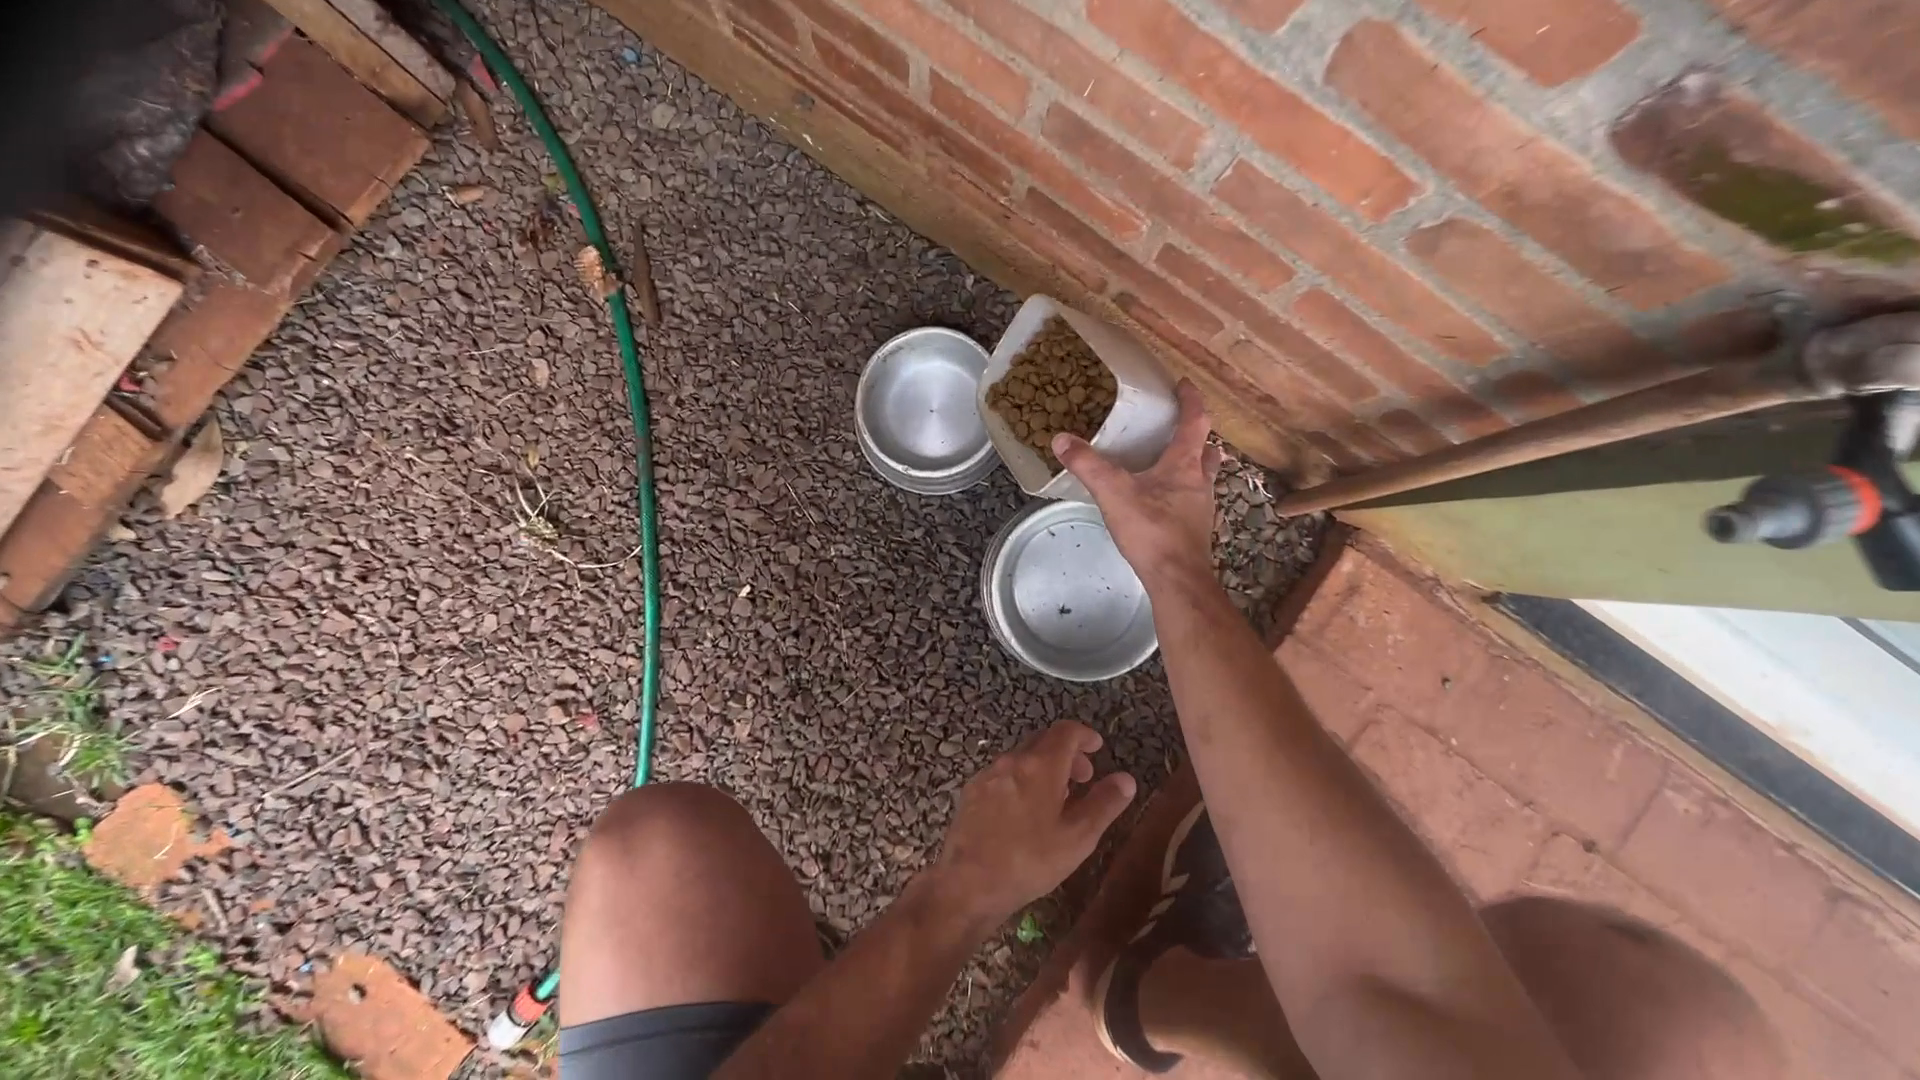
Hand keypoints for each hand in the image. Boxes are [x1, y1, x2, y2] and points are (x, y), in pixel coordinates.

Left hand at [930, 721, 1137, 929]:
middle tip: (1083, 778)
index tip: (1097, 748)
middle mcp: (1011, 761)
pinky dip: (1022, 780)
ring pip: (1022, 758)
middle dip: (1067, 752)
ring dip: (1044, 767)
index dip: (1085, 735)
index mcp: (1040, 765)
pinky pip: (1004, 775)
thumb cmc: (1030, 860)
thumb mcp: (1078, 837)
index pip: (1066, 731)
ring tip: (1057, 799)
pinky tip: (1025, 812)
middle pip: (1043, 741)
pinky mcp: (971, 793)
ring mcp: (987, 775)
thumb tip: (1126, 778)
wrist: (969, 884)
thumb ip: (1104, 803)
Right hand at [1053, 380, 1222, 590]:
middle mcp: (1200, 482)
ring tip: (1170, 463)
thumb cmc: (1152, 530)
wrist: (1177, 579)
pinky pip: (1192, 501)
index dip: (1191, 400)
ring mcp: (1201, 508)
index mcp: (1184, 464)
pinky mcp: (1194, 531)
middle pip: (1207, 450)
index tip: (1183, 385)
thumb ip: (1088, 465)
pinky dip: (1182, 493)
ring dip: (1193, 466)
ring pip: (1203, 477)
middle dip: (1197, 436)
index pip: (1196, 421)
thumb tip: (1060, 439)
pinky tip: (1162, 501)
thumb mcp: (1113, 493)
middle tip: (1179, 427)